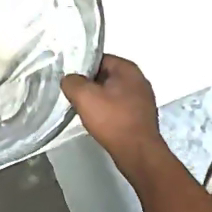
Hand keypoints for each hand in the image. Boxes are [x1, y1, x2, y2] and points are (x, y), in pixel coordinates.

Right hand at [62, 56, 166, 175]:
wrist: (137, 152)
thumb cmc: (112, 120)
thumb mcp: (84, 96)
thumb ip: (72, 82)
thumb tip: (69, 80)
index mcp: (128, 69)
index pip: (100, 59)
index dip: (82, 68)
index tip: (69, 80)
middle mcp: (139, 80)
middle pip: (106, 76)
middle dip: (89, 85)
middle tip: (74, 96)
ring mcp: (142, 100)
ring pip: (112, 94)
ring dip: (98, 100)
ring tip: (84, 110)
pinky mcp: (141, 117)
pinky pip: (119, 108)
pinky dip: (108, 113)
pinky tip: (99, 123)